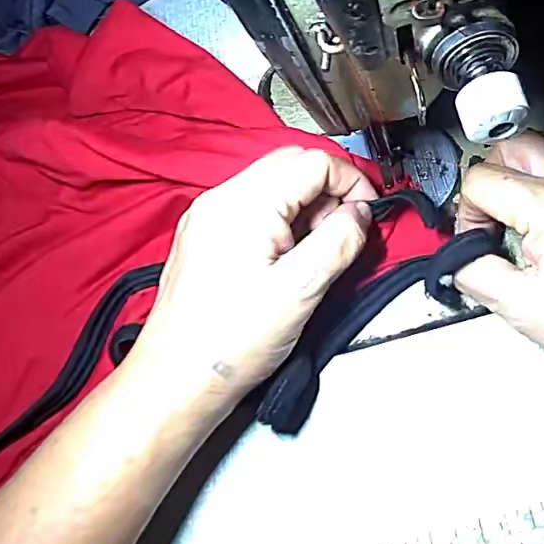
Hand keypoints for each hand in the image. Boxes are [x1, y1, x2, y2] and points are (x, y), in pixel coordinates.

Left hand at [136, 148, 377, 401]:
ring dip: (310, 208)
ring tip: (316, 255)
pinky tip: (291, 259)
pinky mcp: (209, 235)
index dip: (352, 182)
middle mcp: (222, 200)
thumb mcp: (301, 290)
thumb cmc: (226, 344)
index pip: (314, 162)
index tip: (367, 214)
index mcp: (244, 204)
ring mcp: (211, 216)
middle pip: (294, 166)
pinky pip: (258, 208)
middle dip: (331, 193)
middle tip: (344, 234)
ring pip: (277, 185)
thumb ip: (340, 242)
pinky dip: (287, 221)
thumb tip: (361, 214)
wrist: (176, 381)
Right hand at [453, 133, 543, 421]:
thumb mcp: (526, 312)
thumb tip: (460, 257)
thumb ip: (476, 273)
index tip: (476, 243)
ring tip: (520, 218)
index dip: (467, 213)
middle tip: (490, 219)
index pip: (482, 179)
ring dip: (524, 172)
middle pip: (514, 146)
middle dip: (491, 176)